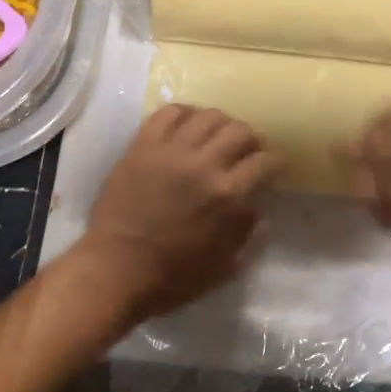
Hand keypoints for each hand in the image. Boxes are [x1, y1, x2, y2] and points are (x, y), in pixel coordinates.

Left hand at [73, 105, 282, 323]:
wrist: (114, 272)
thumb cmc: (172, 277)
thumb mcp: (225, 267)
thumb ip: (249, 236)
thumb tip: (260, 211)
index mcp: (227, 196)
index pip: (265, 161)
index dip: (276, 161)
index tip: (274, 166)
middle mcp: (203, 165)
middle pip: (240, 130)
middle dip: (251, 139)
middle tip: (246, 152)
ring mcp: (170, 152)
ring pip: (208, 116)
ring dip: (221, 124)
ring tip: (216, 137)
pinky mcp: (142, 147)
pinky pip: (167, 114)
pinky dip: (184, 113)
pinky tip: (187, 126)